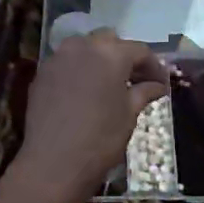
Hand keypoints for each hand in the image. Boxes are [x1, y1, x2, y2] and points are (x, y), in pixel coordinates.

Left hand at [11, 31, 168, 200]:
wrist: (53, 161)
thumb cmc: (100, 138)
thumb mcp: (129, 114)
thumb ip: (143, 92)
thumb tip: (157, 85)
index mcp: (110, 52)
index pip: (139, 51)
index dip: (154, 67)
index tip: (162, 85)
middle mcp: (82, 46)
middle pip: (109, 42)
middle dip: (124, 57)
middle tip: (136, 80)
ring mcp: (57, 58)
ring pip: (83, 48)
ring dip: (99, 60)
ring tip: (109, 84)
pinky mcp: (41, 73)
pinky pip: (65, 63)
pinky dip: (78, 71)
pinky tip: (85, 91)